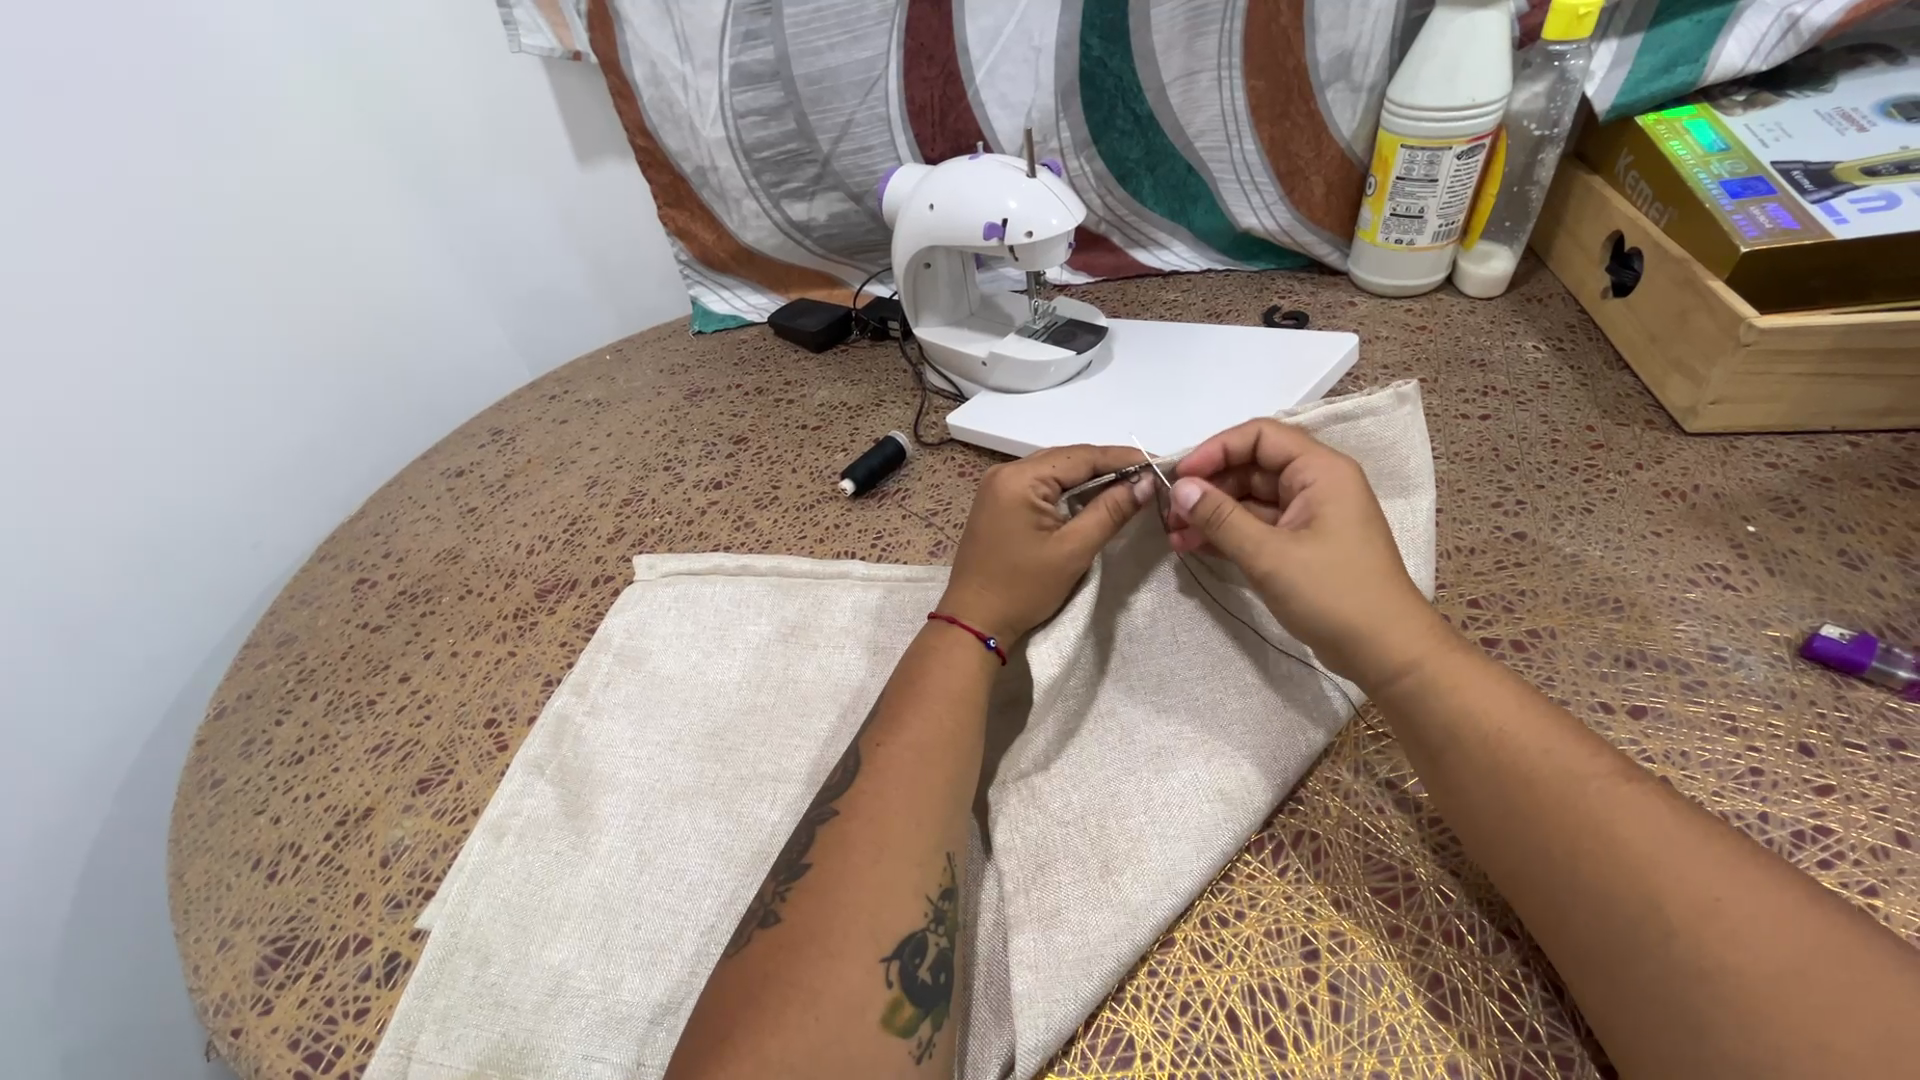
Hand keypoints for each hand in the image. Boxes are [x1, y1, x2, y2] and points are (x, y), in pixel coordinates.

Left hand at [938, 445, 1155, 645]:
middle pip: (1067, 458)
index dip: (1123, 458)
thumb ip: (1110, 511)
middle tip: (1149, 474)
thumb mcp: (1073, 550)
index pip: (1082, 456)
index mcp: (1020, 478)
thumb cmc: (1022, 589)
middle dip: (1108, 465)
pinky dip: (1068, 489)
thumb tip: (1146, 483)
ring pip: (1054, 470)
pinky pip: (1040, 485)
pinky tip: (1093, 495)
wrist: (974, 621)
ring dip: (1089, 476)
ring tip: (1129, 483)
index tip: (1159, 462)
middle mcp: (1005, 472)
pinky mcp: (998, 502)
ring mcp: (998, 486)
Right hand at [1165, 418, 1452, 691]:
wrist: (1384, 651)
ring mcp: (1309, 516)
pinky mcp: (1301, 545)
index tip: (1180, 477)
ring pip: (1250, 500)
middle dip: (1208, 487)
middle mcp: (1316, 485)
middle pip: (1251, 467)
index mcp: (1320, 471)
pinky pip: (1257, 527)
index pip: (1260, 436)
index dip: (1216, 450)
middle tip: (1170, 514)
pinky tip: (1194, 547)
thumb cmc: (1334, 594)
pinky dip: (1227, 534)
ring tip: (1175, 537)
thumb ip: (1221, 518)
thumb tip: (1180, 488)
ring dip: (1212, 514)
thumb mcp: (1269, 554)